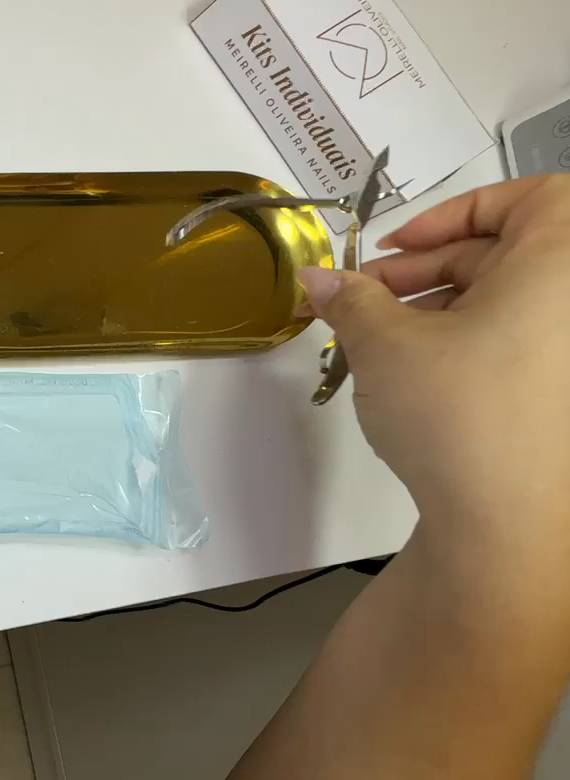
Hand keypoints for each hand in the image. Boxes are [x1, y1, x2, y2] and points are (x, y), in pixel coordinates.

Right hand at [298, 175, 569, 558]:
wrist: (508, 501)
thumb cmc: (457, 408)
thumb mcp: (384, 346)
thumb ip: (350, 301)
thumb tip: (316, 277)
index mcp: (563, 259)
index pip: (529, 196)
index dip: (455, 212)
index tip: (390, 249)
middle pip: (510, 246)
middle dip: (427, 267)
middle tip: (358, 300)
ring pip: (510, 291)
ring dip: (437, 302)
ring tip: (374, 339)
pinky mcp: (562, 374)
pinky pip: (520, 328)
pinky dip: (465, 331)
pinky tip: (413, 364)